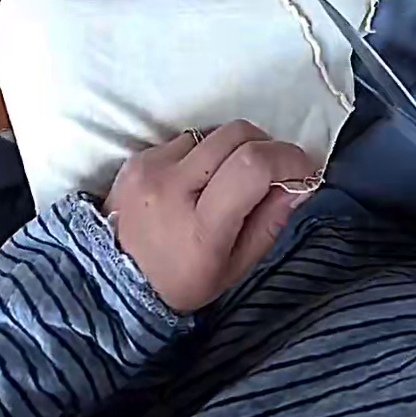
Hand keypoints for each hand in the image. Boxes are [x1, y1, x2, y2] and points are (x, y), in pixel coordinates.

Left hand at [104, 121, 317, 311]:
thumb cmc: (183, 281)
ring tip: (231, 177)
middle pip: (238, 134)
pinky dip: (205, 152)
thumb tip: (300, 180)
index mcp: (201, 226)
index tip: (303, 168)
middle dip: (267, 146)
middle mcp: (172, 188)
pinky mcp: (136, 157)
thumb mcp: (237, 266)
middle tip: (272, 170)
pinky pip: (187, 137)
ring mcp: (150, 167)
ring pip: (214, 132)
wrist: (112, 283)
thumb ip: (271, 220)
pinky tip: (198, 179)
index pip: (253, 165)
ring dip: (234, 148)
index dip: (288, 157)